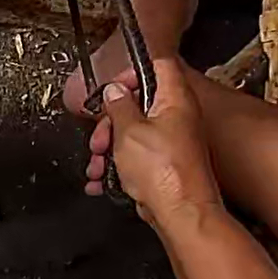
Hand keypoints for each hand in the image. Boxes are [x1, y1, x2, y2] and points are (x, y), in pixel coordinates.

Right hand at [86, 57, 222, 224]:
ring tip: (97, 163)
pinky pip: (135, 156)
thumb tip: (114, 91)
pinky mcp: (163, 163)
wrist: (180, 212)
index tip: (112, 88)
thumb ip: (119, 105)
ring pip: (131, 132)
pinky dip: (116, 165)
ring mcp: (171, 141)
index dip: (132, 72)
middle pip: (138, 103)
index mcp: (175, 100)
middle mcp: (177, 117)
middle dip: (110, 120)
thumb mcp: (128, 131)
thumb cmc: (164, 173)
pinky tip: (101, 178)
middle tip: (100, 136)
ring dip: (108, 147)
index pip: (159, 65)